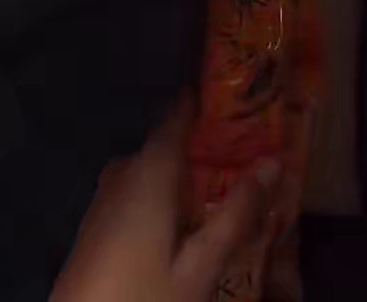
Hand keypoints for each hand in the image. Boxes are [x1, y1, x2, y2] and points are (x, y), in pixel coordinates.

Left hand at [50, 102, 277, 301]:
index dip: (207, 103)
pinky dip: (161, 194)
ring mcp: (103, 203)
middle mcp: (123, 174)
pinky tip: (182, 225)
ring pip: (151, 170)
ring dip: (182, 173)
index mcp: (149, 171)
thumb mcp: (199, 267)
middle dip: (203, 145)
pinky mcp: (93, 231)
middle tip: (244, 153)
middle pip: (167, 143)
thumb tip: (274, 160)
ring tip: (221, 188)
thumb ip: (236, 212)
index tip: (239, 99)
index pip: (179, 115)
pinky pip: (134, 192)